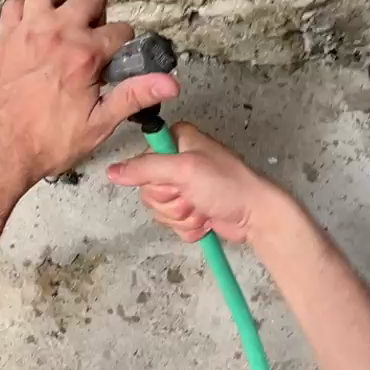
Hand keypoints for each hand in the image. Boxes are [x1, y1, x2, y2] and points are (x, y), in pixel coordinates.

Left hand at [0, 0, 179, 196]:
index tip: (115, 59)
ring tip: (64, 21)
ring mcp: (28, 30)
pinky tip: (34, 26)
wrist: (2, 150)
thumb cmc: (47, 142)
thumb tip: (168, 83)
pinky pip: (15, 2)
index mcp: (84, 54)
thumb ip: (135, 95)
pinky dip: (26, 7)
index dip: (123, 44)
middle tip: (93, 37)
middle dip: (98, 12)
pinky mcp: (6, 37)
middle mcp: (57, 34)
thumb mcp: (100, 123)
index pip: (121, 30)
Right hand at [105, 123, 288, 244]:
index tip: (176, 181)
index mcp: (177, 142)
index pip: (142, 162)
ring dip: (182, 216)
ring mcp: (184, 188)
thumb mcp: (184, 170)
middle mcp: (178, 163)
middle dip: (172, 201)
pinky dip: (189, 226)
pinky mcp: (190, 209)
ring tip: (203, 207)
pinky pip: (172, 224)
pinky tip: (206, 218)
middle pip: (149, 190)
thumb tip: (113, 171)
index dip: (157, 179)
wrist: (256, 216)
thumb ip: (145, 168)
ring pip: (159, 210)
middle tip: (194, 196)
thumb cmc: (229, 186)